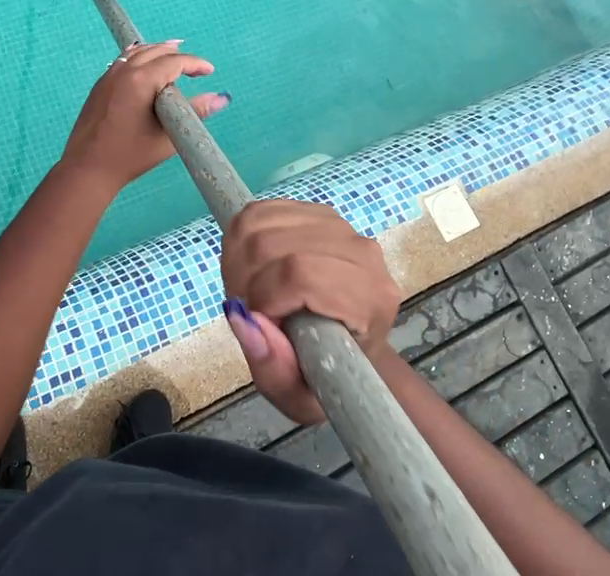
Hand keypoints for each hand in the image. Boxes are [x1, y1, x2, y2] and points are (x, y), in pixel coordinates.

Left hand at [60, 40, 228, 190]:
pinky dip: (140, 58)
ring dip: (157, 52)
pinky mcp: (99, 86)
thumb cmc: (130, 156)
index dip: (195, 64)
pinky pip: (123, 61)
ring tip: (173, 57)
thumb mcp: (167, 135)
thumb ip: (195, 113)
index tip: (210, 71)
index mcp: (141, 80)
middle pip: (155, 51)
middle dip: (177, 55)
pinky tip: (146, 68)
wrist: (87, 168)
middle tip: (195, 68)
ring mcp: (108, 77)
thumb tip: (222, 99)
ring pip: (137, 52)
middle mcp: (123, 71)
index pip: (174, 61)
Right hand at [220, 200, 401, 423]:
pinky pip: (261, 211)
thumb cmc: (326, 378)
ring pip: (263, 224)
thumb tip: (243, 318)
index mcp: (370, 301)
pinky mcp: (316, 211)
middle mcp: (363, 254)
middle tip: (248, 309)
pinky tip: (254, 266)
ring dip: (239, 259)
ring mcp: (341, 226)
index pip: (301, 274)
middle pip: (274, 244)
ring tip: (250, 290)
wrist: (347, 349)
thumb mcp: (299, 398)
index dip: (264, 297)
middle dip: (244, 278)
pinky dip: (243, 237)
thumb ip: (273, 368)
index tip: (260, 323)